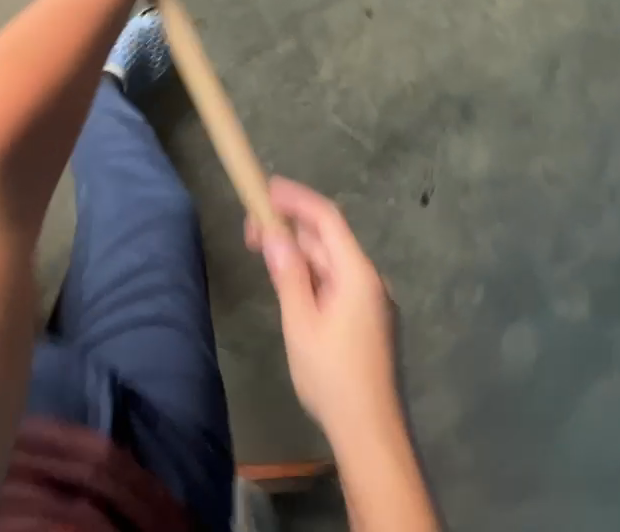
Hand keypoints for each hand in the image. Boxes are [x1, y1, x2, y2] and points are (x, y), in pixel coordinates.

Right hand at [246, 177, 399, 440]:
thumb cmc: (331, 376)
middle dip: (290, 226)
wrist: (369, 430)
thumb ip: (288, 275)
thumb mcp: (300, 323)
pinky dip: (309, 271)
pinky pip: (335, 280)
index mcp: (356, 274)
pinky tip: (288, 278)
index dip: (296, 198)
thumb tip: (274, 234)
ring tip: (262, 248)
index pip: (327, 219)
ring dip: (297, 249)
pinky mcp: (365, 317)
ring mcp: (369, 299)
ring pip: (330, 260)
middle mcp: (368, 279)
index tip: (265, 188)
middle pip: (327, 238)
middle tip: (250, 228)